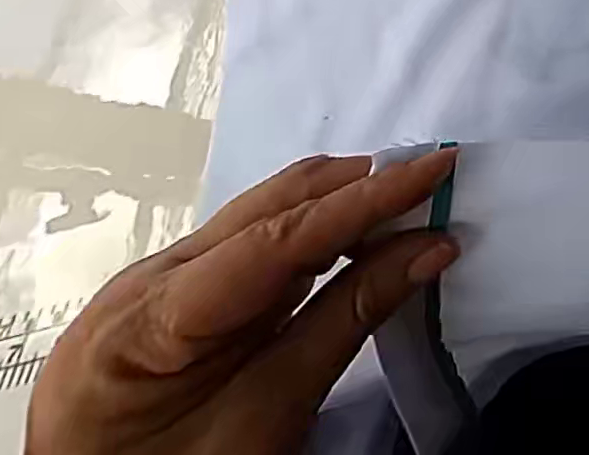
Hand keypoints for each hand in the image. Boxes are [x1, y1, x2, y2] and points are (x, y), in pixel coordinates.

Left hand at [26, 149, 459, 454]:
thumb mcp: (265, 421)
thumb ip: (346, 322)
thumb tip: (428, 249)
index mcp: (152, 316)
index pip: (281, 236)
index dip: (368, 198)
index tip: (436, 167)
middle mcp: (156, 272)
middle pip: (275, 204)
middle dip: (362, 183)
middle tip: (436, 178)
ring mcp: (169, 272)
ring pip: (272, 208)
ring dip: (346, 198)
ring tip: (412, 197)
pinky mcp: (190, 282)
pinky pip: (265, 235)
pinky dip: (322, 227)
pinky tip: (359, 230)